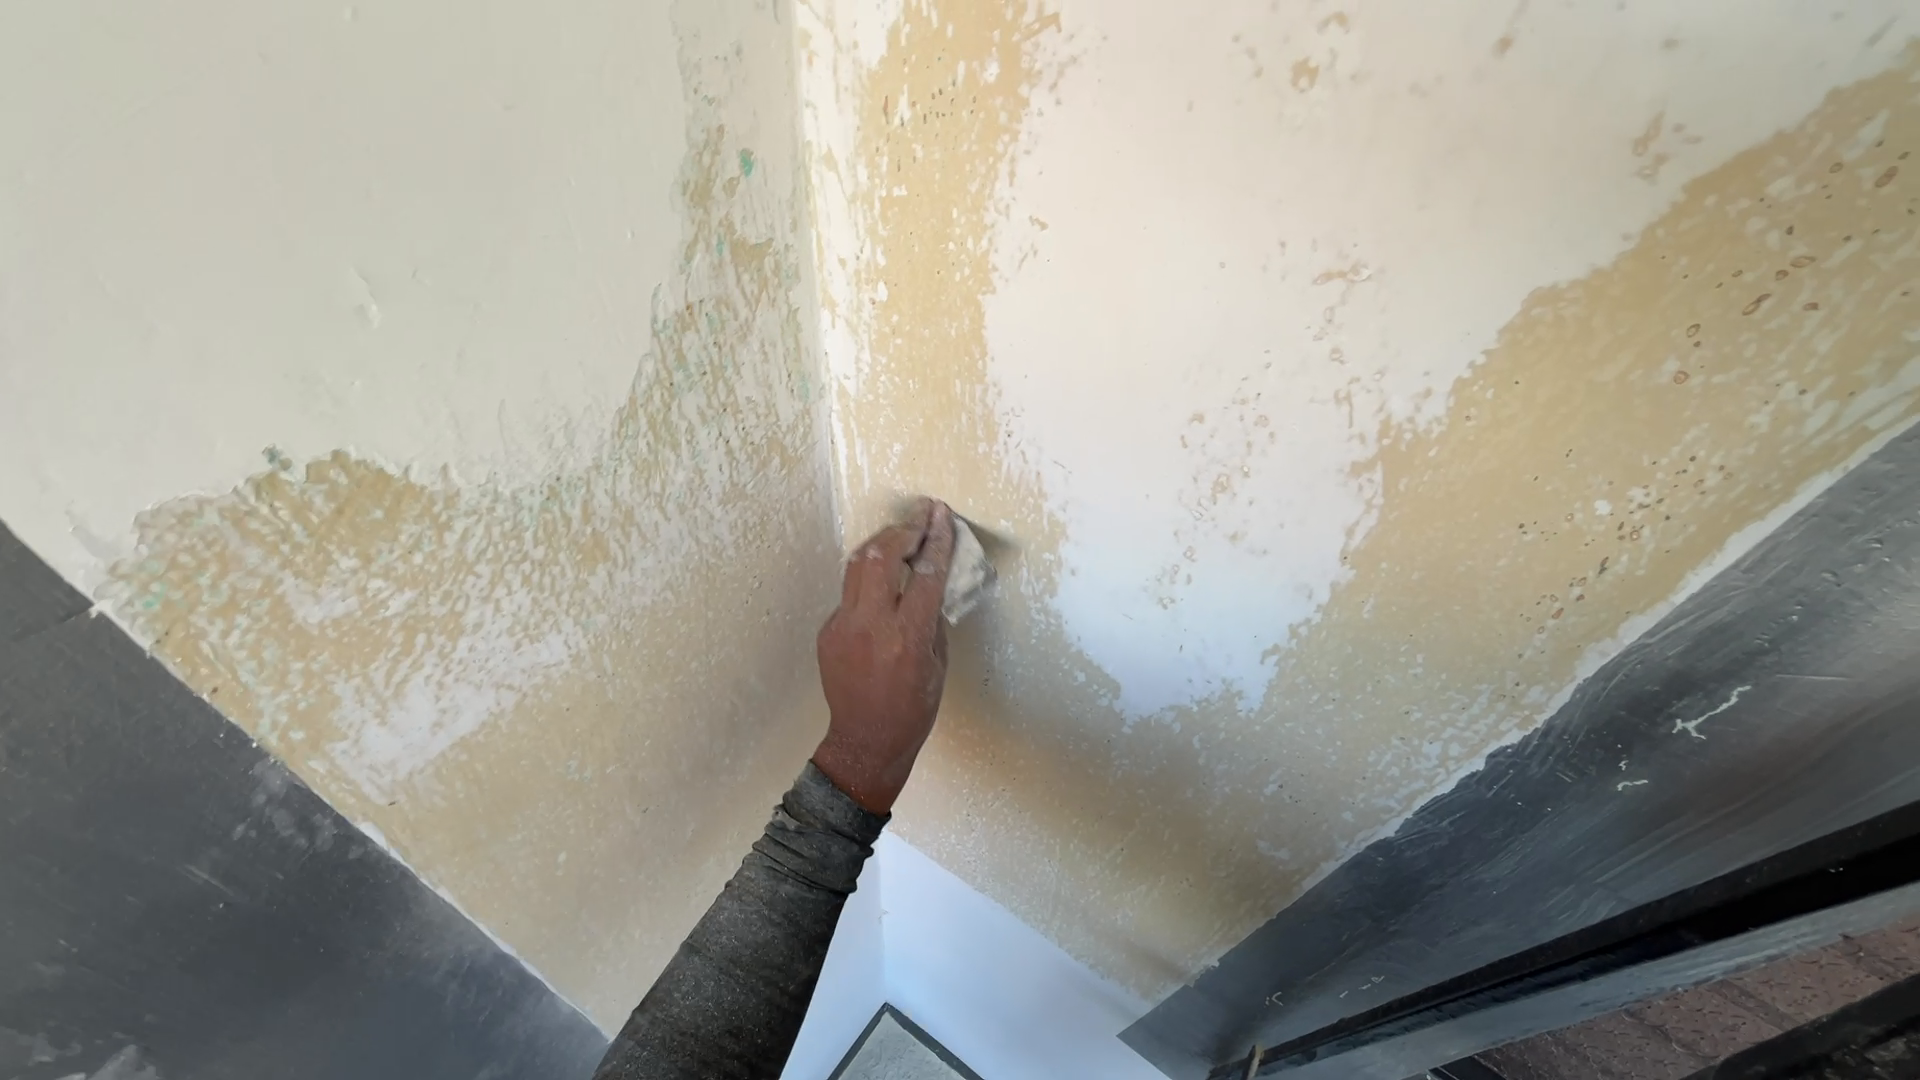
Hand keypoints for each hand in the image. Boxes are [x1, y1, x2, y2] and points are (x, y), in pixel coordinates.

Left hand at [812, 499, 956, 813]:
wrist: (866, 741)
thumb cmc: (913, 709)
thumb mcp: (937, 663)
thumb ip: (932, 619)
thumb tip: (928, 582)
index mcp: (908, 637)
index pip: (925, 573)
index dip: (937, 539)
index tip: (942, 515)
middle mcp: (871, 625)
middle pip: (882, 555)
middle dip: (904, 528)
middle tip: (922, 514)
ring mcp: (843, 626)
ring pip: (858, 564)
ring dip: (882, 543)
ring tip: (901, 533)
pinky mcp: (828, 631)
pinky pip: (850, 593)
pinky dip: (869, 579)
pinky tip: (883, 581)